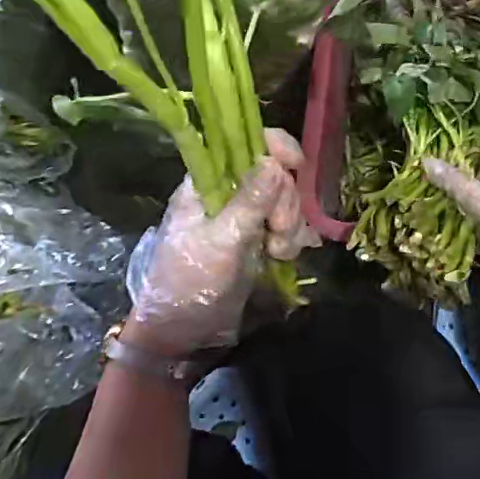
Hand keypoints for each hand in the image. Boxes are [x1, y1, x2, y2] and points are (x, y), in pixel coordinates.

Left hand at [123, 128, 315, 356]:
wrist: (183, 334)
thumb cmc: (190, 283)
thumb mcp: (220, 242)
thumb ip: (248, 202)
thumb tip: (274, 161)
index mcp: (207, 182)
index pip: (244, 144)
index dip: (275, 146)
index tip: (296, 164)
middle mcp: (228, 192)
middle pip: (275, 173)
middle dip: (285, 200)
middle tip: (277, 231)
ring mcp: (245, 216)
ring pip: (286, 200)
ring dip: (290, 224)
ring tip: (278, 251)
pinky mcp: (258, 238)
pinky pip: (288, 225)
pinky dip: (292, 238)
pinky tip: (283, 256)